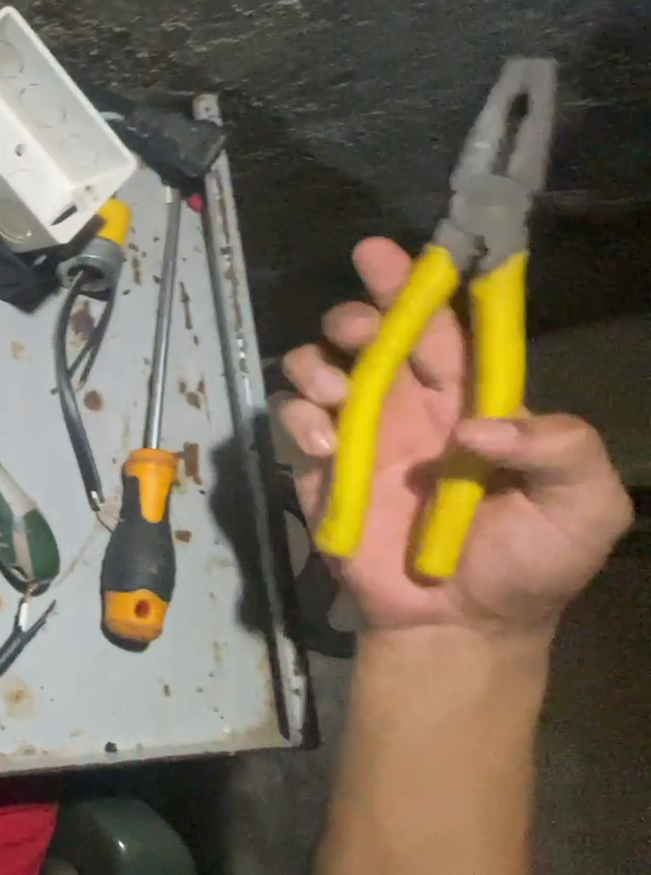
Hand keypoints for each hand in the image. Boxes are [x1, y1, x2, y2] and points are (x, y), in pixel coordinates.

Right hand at [275, 238, 631, 637]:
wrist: (453, 621)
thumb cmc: (527, 564)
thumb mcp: (585, 508)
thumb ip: (560, 450)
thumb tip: (475, 426)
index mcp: (473, 402)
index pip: (449, 327)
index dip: (424, 285)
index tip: (393, 252)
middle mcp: (408, 404)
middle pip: (370, 332)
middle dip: (361, 314)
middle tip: (364, 333)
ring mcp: (356, 431)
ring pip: (317, 364)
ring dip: (319, 363)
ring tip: (341, 396)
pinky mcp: (315, 461)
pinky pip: (289, 417)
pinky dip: (299, 422)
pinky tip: (328, 453)